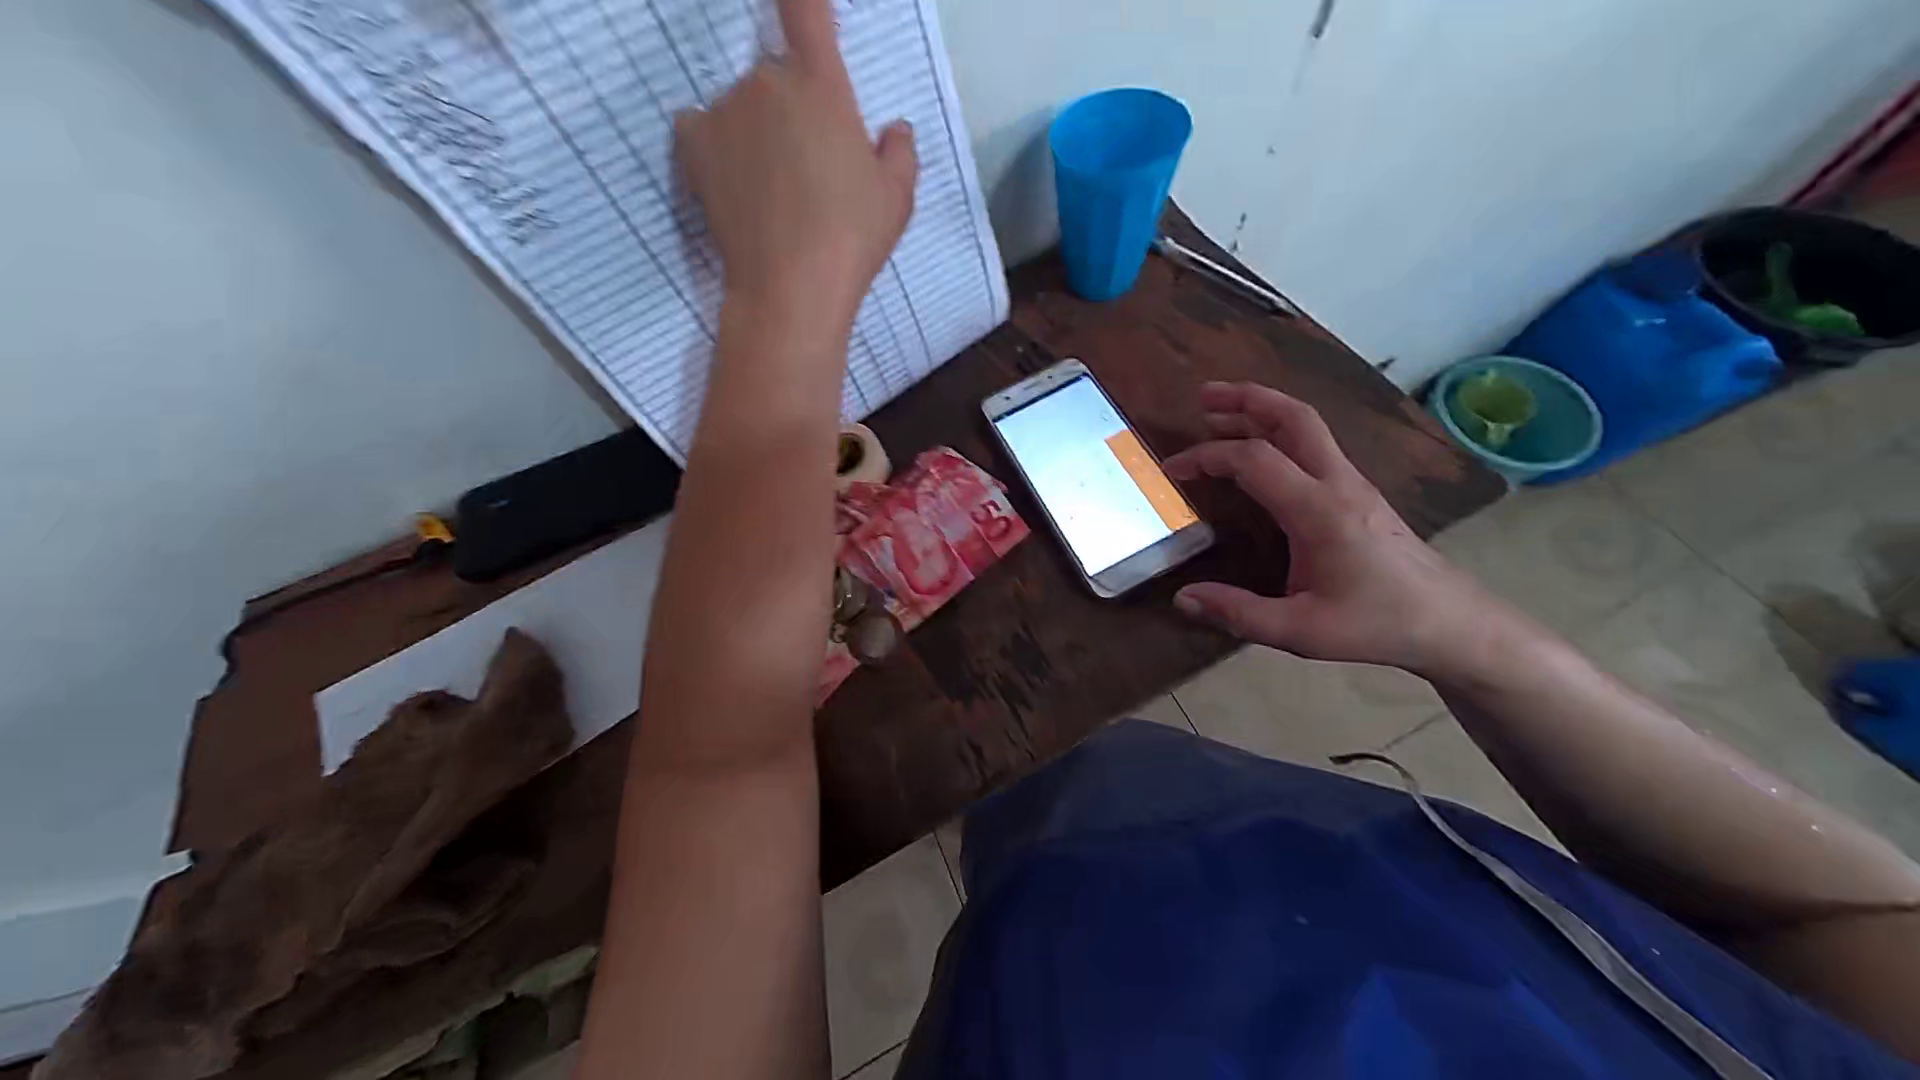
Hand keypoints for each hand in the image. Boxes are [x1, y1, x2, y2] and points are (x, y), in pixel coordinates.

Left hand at [675, 0, 917, 337]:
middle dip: (793, 109)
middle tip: (809, 168)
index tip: (803, 6)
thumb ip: (899, 152)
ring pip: (744, 106)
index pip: (807, 8)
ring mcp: (724, 110)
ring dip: (757, 131)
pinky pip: (704, 127)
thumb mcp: (897, 198)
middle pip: (779, 75)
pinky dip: (718, 145)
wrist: (789, 288)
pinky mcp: (693, 144)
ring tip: (774, 192)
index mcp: (821, 84)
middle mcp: (766, 80)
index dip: (806, 1)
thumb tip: (895, 130)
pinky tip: (736, 184)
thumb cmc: (851, 238)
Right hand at [1164, 382, 1520, 677]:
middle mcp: (1337, 483)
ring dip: (1263, 410)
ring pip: (1307, 426)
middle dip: (1245, 399)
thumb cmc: (1376, 624)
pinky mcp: (1359, 492)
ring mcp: (1352, 483)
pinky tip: (1261, 448)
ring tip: (1221, 411)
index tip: (1174, 469)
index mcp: (1318, 510)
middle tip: (1203, 396)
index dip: (1209, 456)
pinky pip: (1315, 445)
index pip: (1255, 460)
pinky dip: (1280, 431)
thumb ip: (1239, 614)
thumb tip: (1183, 599)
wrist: (1451, 623)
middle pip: (1292, 418)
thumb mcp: (1300, 632)